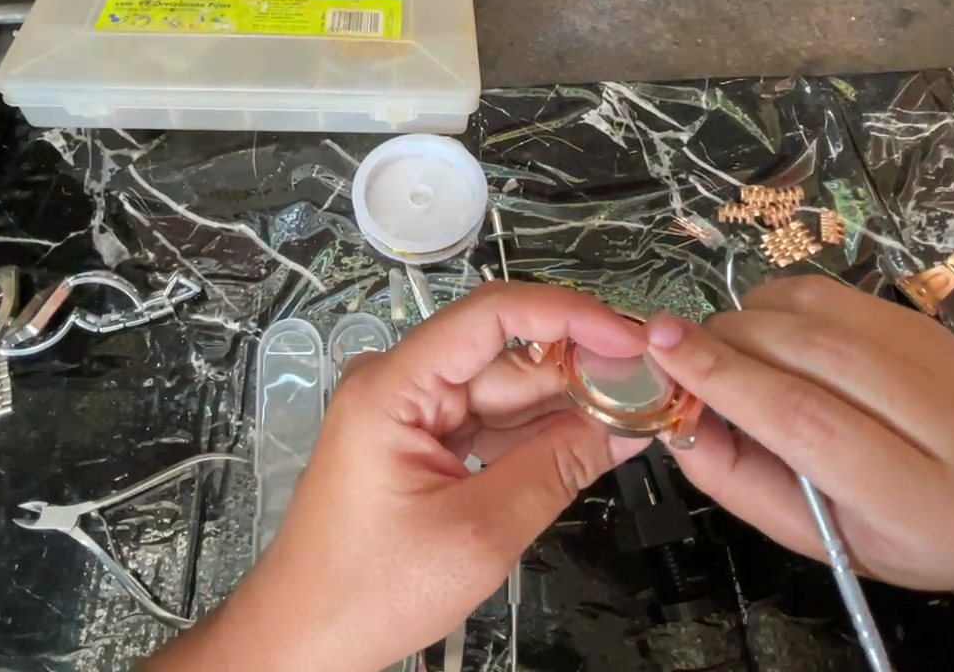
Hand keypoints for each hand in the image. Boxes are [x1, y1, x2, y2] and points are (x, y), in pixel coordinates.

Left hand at [153, 282, 651, 671]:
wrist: (303, 638)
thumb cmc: (374, 590)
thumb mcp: (478, 534)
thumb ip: (555, 470)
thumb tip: (626, 426)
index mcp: (395, 384)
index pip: (490, 315)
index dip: (565, 315)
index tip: (628, 338)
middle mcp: (402, 380)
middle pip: (502, 353)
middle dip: (577, 365)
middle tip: (650, 381)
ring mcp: (412, 408)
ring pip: (502, 387)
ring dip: (565, 400)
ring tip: (634, 407)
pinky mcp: (423, 436)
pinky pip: (490, 420)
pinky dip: (538, 430)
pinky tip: (591, 433)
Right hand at [644, 276, 953, 593]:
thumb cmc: (899, 538)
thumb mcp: (811, 538)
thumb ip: (735, 478)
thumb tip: (671, 414)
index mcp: (918, 502)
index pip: (807, 421)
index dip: (725, 376)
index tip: (660, 343)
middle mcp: (948, 424)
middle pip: (814, 353)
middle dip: (728, 339)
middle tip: (685, 349)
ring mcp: (943, 360)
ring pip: (821, 310)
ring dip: (749, 315)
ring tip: (731, 345)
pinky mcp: (928, 323)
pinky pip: (830, 292)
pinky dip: (777, 300)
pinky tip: (769, 330)